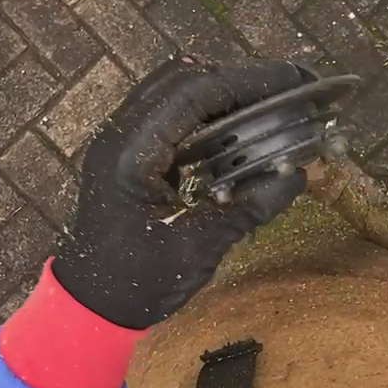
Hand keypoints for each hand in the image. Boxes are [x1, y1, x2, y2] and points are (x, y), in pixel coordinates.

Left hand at [54, 60, 311, 328]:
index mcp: (131, 155)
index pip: (193, 94)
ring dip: (219, 91)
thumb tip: (298, 175)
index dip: (247, 82)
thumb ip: (248, 209)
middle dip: (236, 80)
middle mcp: (119, 135)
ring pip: (171, 89)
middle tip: (285, 90)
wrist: (89, 307)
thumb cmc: (137, 284)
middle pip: (181, 79)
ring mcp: (117, 140)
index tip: (291, 80)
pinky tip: (235, 127)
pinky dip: (202, 110)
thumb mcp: (198, 249)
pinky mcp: (125, 152)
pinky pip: (165, 112)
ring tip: (266, 103)